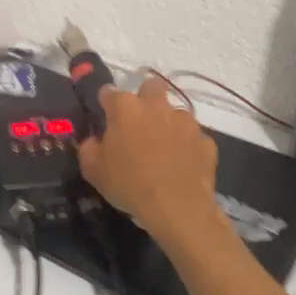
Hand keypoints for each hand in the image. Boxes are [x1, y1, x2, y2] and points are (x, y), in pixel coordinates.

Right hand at [79, 76, 226, 244]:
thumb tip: (96, 140)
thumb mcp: (92, 168)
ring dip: (167, 124)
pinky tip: (181, 165)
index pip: (109, 92)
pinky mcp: (206, 140)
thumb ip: (89, 146)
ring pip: (175, 112)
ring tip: (163, 149)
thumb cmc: (128, 183)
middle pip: (151, 87)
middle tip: (139, 122)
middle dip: (145, 98)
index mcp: (125, 107)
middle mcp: (157, 106)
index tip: (105, 119)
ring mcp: (186, 122)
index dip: (106, 104)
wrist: (177, 207)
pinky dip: (187, 146)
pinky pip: (193, 137)